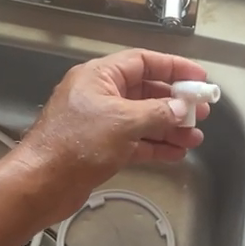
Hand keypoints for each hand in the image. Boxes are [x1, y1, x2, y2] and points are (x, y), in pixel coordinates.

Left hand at [13, 49, 209, 220]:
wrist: (43, 183)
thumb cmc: (78, 144)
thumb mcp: (123, 122)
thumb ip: (157, 112)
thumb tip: (181, 109)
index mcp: (100, 76)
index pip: (143, 62)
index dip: (174, 67)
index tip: (199, 78)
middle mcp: (101, 95)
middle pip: (146, 91)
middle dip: (175, 102)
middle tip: (201, 112)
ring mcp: (101, 122)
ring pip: (143, 119)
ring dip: (169, 128)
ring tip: (194, 138)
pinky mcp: (102, 148)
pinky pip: (136, 141)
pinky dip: (155, 145)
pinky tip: (176, 153)